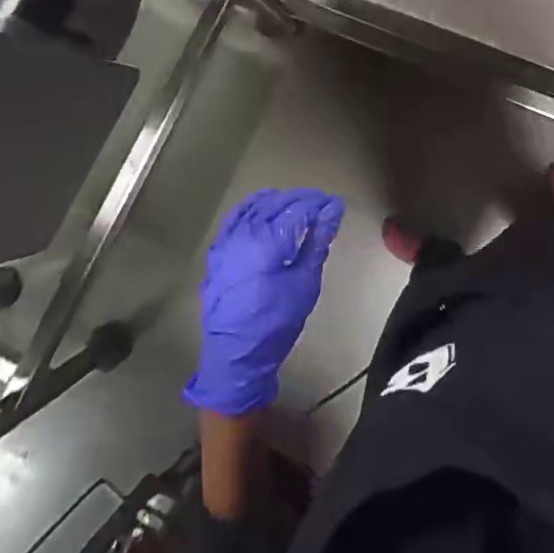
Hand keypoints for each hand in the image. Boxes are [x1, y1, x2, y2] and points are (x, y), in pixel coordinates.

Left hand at [184, 189, 344, 414]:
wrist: (235, 353)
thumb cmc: (276, 322)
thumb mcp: (305, 283)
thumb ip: (317, 243)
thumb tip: (332, 213)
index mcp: (268, 241)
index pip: (298, 210)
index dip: (319, 204)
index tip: (335, 204)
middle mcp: (244, 232)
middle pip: (276, 202)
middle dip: (301, 199)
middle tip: (322, 203)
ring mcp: (227, 239)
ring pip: (256, 206)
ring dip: (279, 200)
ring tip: (298, 205)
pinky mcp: (218, 249)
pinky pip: (236, 216)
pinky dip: (253, 207)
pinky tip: (265, 208)